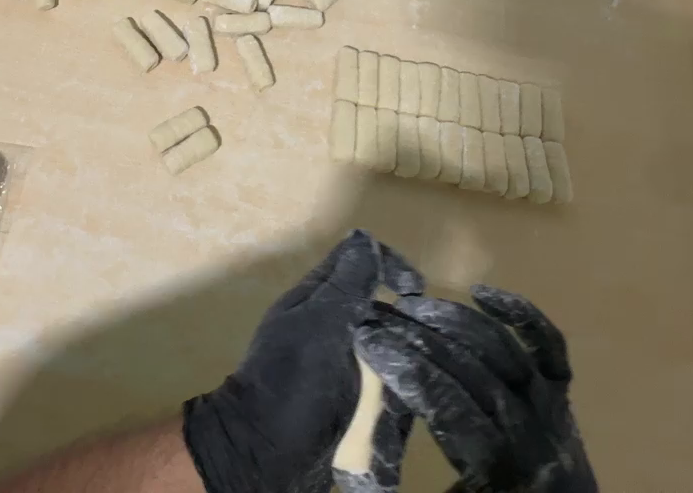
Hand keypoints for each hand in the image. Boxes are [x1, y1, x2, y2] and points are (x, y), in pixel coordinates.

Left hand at [181, 229, 424, 492]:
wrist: (266, 453)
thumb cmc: (291, 380)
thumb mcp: (319, 323)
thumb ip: (346, 284)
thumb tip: (366, 239)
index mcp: (316, 298)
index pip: (358, 262)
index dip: (389, 266)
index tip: (415, 290)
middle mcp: (329, 326)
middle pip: (380, 310)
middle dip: (407, 325)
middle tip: (426, 345)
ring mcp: (340, 367)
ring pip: (388, 352)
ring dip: (406, 366)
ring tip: (419, 383)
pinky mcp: (350, 404)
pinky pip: (385, 392)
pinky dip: (398, 400)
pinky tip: (409, 409)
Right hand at [354, 285, 595, 492]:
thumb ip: (398, 479)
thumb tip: (354, 444)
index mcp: (502, 468)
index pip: (449, 405)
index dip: (407, 368)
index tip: (367, 341)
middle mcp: (533, 433)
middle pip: (471, 368)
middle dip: (416, 337)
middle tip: (374, 316)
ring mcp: (553, 408)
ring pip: (501, 346)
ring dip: (451, 319)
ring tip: (408, 306)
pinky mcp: (562, 395)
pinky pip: (548, 345)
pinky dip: (518, 313)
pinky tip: (480, 294)